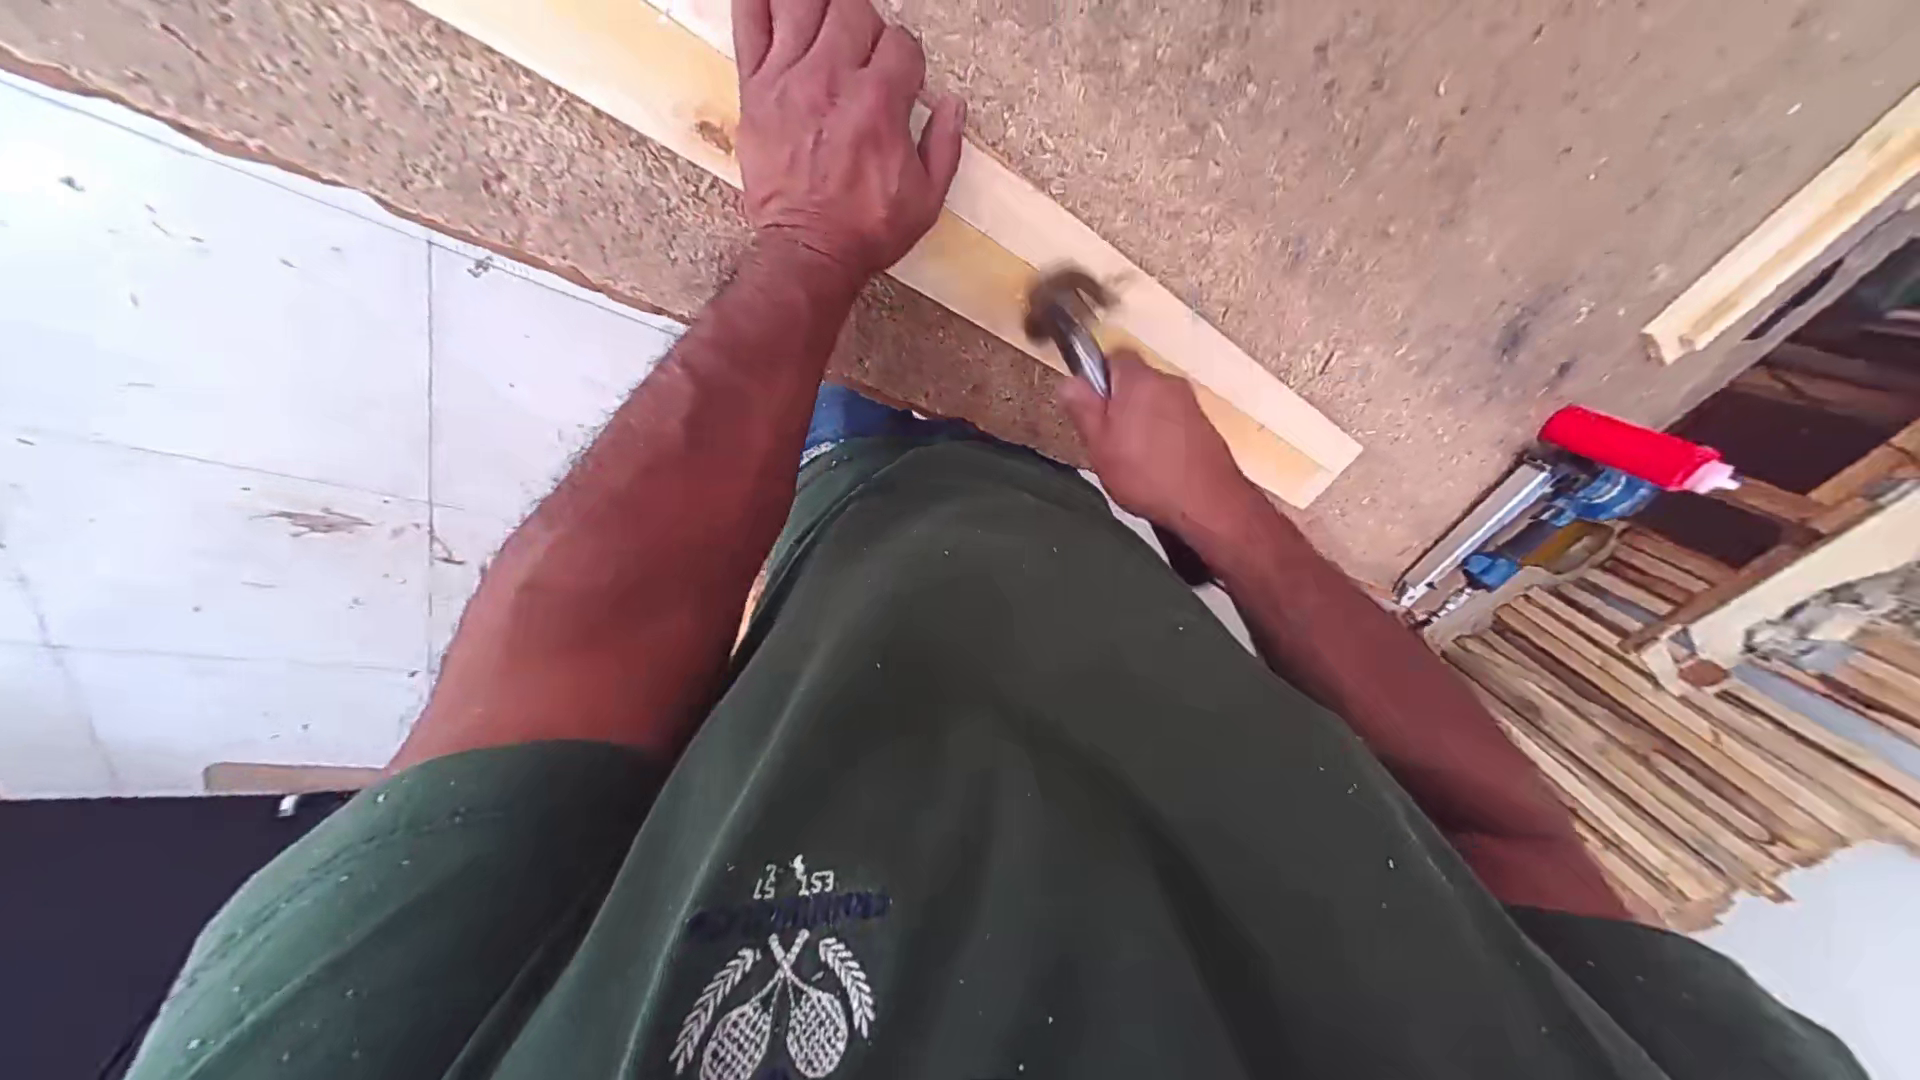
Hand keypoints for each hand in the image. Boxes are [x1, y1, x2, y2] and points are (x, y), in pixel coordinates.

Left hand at [732, 0, 965, 279]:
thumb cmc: (864, 232)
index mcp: (879, 103)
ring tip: (829, 35)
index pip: (901, 44)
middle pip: (854, 9)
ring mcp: (789, 79)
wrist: (809, 253)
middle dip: (867, 29)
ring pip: (806, 0)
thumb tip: (953, 105)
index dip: (908, 62)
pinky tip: (780, 8)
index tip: (902, 83)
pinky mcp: (755, 90)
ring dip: (823, 10)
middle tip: (866, 60)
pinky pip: (749, 18)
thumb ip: (944, 147)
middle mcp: (833, 79)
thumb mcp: (925, 202)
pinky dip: (761, 1)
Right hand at [1058, 351, 1258, 535]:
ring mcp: (1189, 403)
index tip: (1088, 405)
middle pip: (1134, 381)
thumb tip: (1068, 382)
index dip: (1096, 378)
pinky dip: (1160, 435)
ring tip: (1130, 457)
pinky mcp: (1204, 425)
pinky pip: (1171, 420)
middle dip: (1117, 404)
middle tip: (1105, 438)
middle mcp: (1168, 382)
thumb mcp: (1099, 444)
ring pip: (1153, 402)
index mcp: (1139, 380)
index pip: (1113, 356)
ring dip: (1139, 421)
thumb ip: (1083, 408)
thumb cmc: (1147, 474)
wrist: (1207, 503)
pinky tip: (1153, 465)